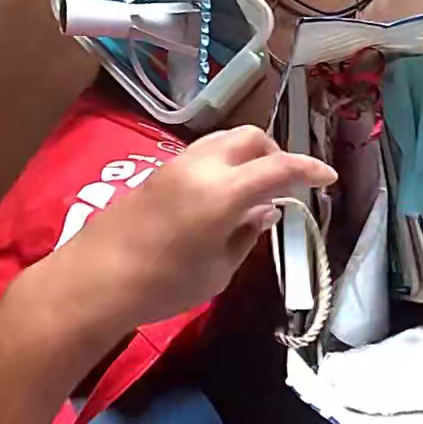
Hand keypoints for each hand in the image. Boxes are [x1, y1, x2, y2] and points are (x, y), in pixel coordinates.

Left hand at [24, 126, 334, 343]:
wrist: (94, 279)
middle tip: (285, 184)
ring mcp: (175, 164)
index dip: (309, 169)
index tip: (328, 177)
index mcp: (223, 191)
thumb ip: (246, 234)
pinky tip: (221, 195)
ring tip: (253, 190)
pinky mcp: (157, 172)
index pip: (278, 167)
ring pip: (223, 140)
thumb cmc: (162, 285)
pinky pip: (201, 154)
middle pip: (250, 138)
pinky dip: (223, 163)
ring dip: (246, 155)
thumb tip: (266, 211)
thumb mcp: (217, 269)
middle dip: (275, 153)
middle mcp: (201, 166)